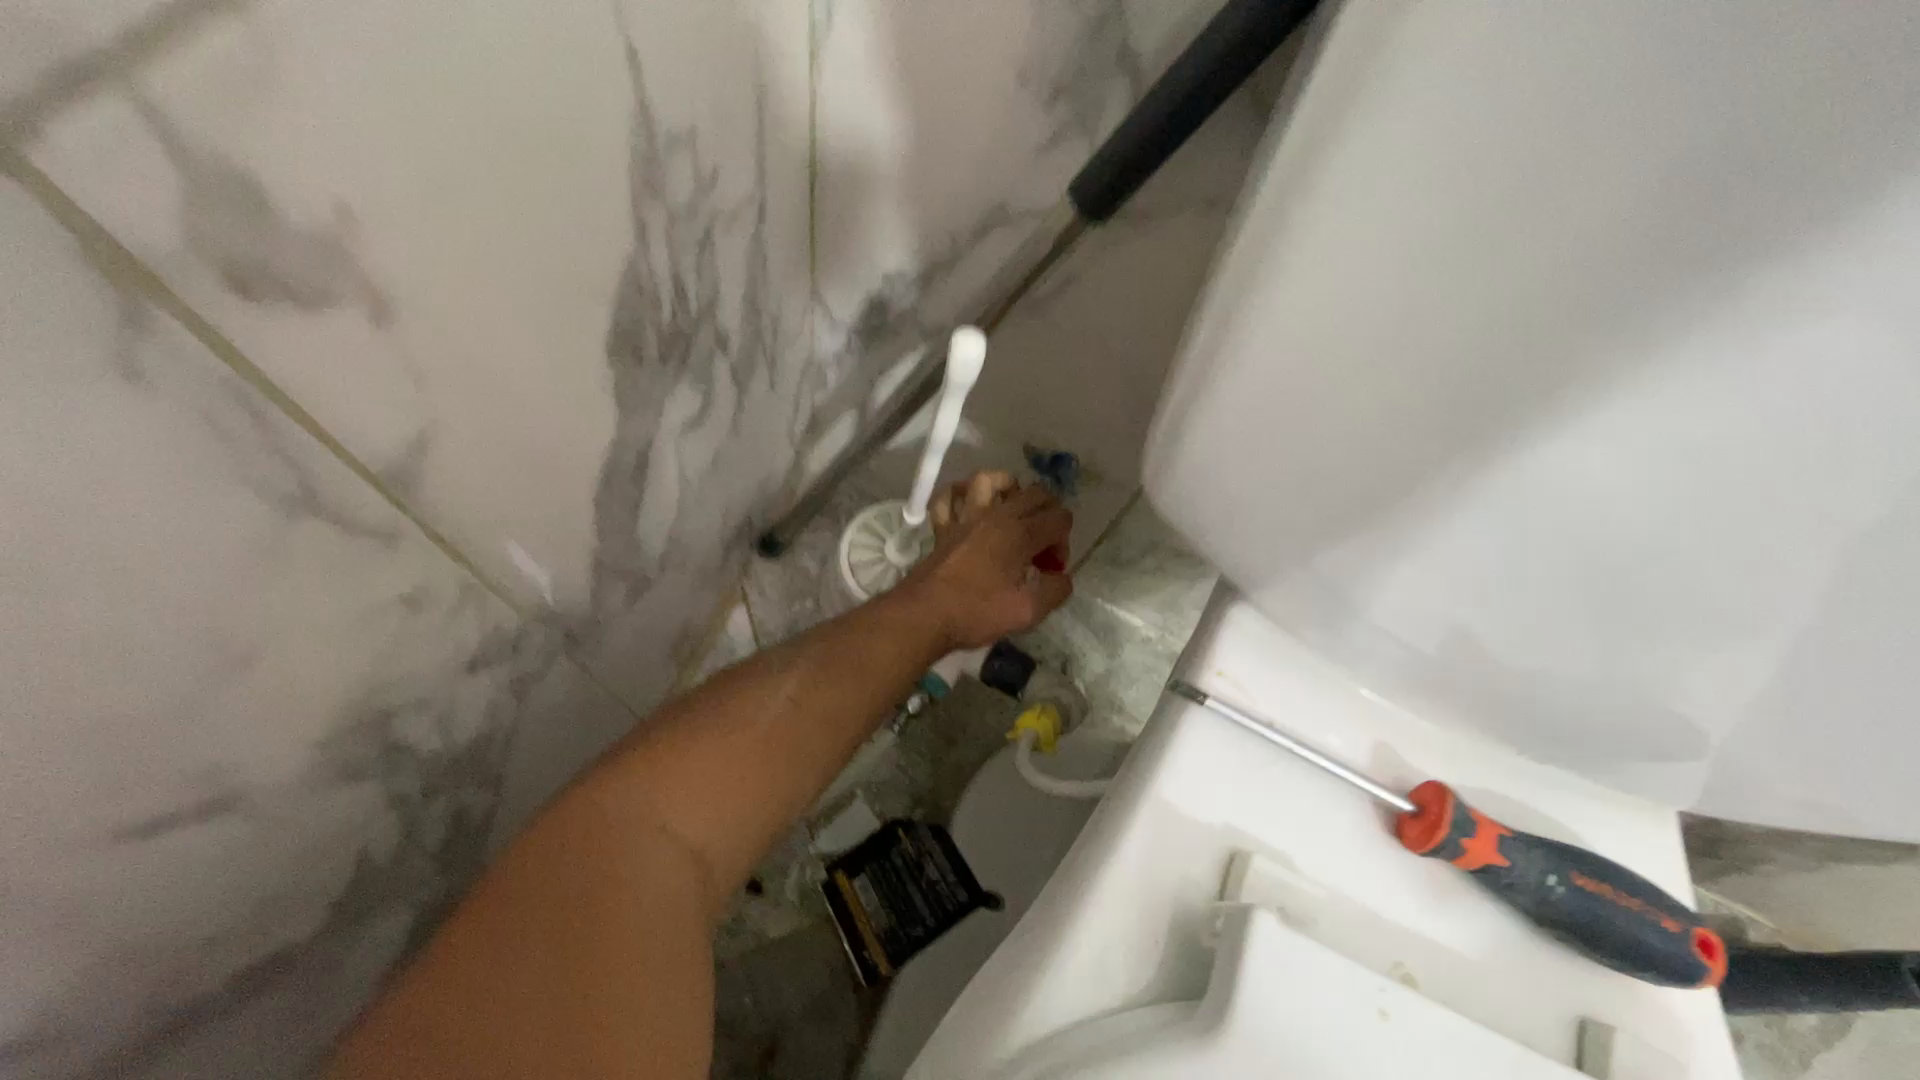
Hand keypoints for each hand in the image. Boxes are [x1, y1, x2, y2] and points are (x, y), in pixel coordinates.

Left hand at [898, 471, 1073, 650]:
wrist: (925, 615)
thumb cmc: (977, 613)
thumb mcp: (1028, 612)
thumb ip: (1055, 591)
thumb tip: (1061, 577)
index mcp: (1020, 534)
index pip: (1059, 519)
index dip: (1063, 544)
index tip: (1050, 570)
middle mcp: (996, 516)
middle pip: (1036, 493)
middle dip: (1048, 516)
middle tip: (1040, 549)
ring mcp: (967, 517)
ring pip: (991, 480)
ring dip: (1009, 489)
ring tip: (1014, 513)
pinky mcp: (944, 527)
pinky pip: (948, 498)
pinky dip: (959, 495)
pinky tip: (968, 507)